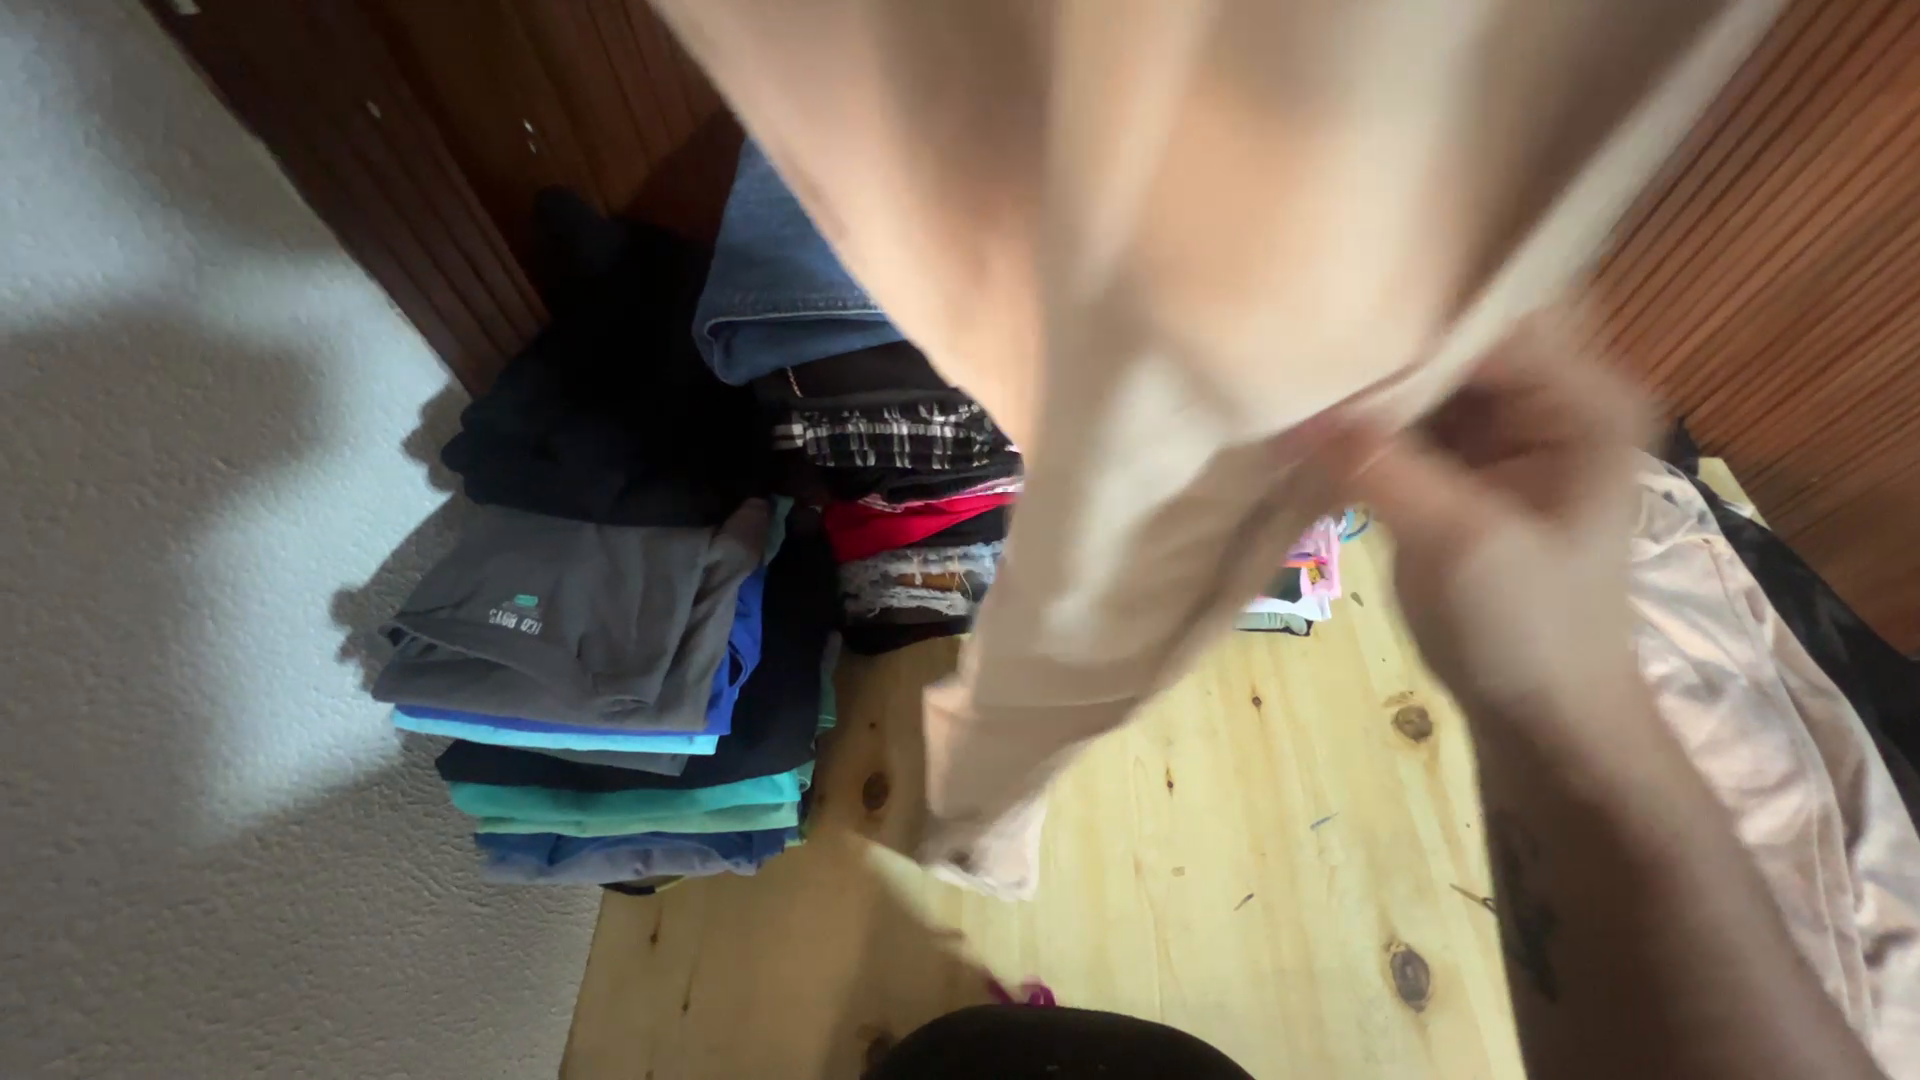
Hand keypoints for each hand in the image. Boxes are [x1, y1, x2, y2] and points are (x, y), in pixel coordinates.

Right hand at [1298, 313, 1651, 720]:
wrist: (1539, 711)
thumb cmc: (1526, 628)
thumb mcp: (1458, 542)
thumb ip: (1380, 468)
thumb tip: (1291, 416)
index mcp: (1582, 403)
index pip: (1489, 328)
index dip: (1409, 329)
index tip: (1325, 336)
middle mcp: (1546, 402)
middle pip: (1452, 348)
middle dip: (1379, 352)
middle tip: (1298, 353)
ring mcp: (1498, 437)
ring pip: (1421, 386)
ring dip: (1362, 390)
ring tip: (1292, 383)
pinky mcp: (1455, 470)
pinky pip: (1403, 425)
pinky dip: (1359, 426)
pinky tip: (1309, 425)